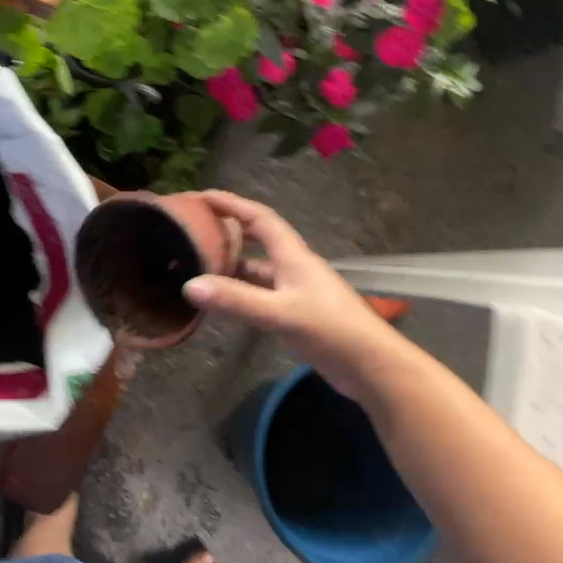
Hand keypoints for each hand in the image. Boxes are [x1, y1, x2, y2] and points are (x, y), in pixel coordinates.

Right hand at [182, 190, 399, 399]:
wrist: (373, 366)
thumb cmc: (332, 330)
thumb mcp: (281, 313)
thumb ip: (237, 300)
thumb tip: (190, 285)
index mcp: (293, 256)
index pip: (259, 218)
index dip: (231, 203)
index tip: (201, 196)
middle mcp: (294, 267)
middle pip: (259, 237)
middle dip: (229, 227)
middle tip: (196, 227)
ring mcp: (297, 291)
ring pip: (259, 268)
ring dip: (233, 262)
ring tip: (199, 263)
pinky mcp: (297, 314)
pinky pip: (261, 293)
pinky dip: (241, 291)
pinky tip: (223, 300)